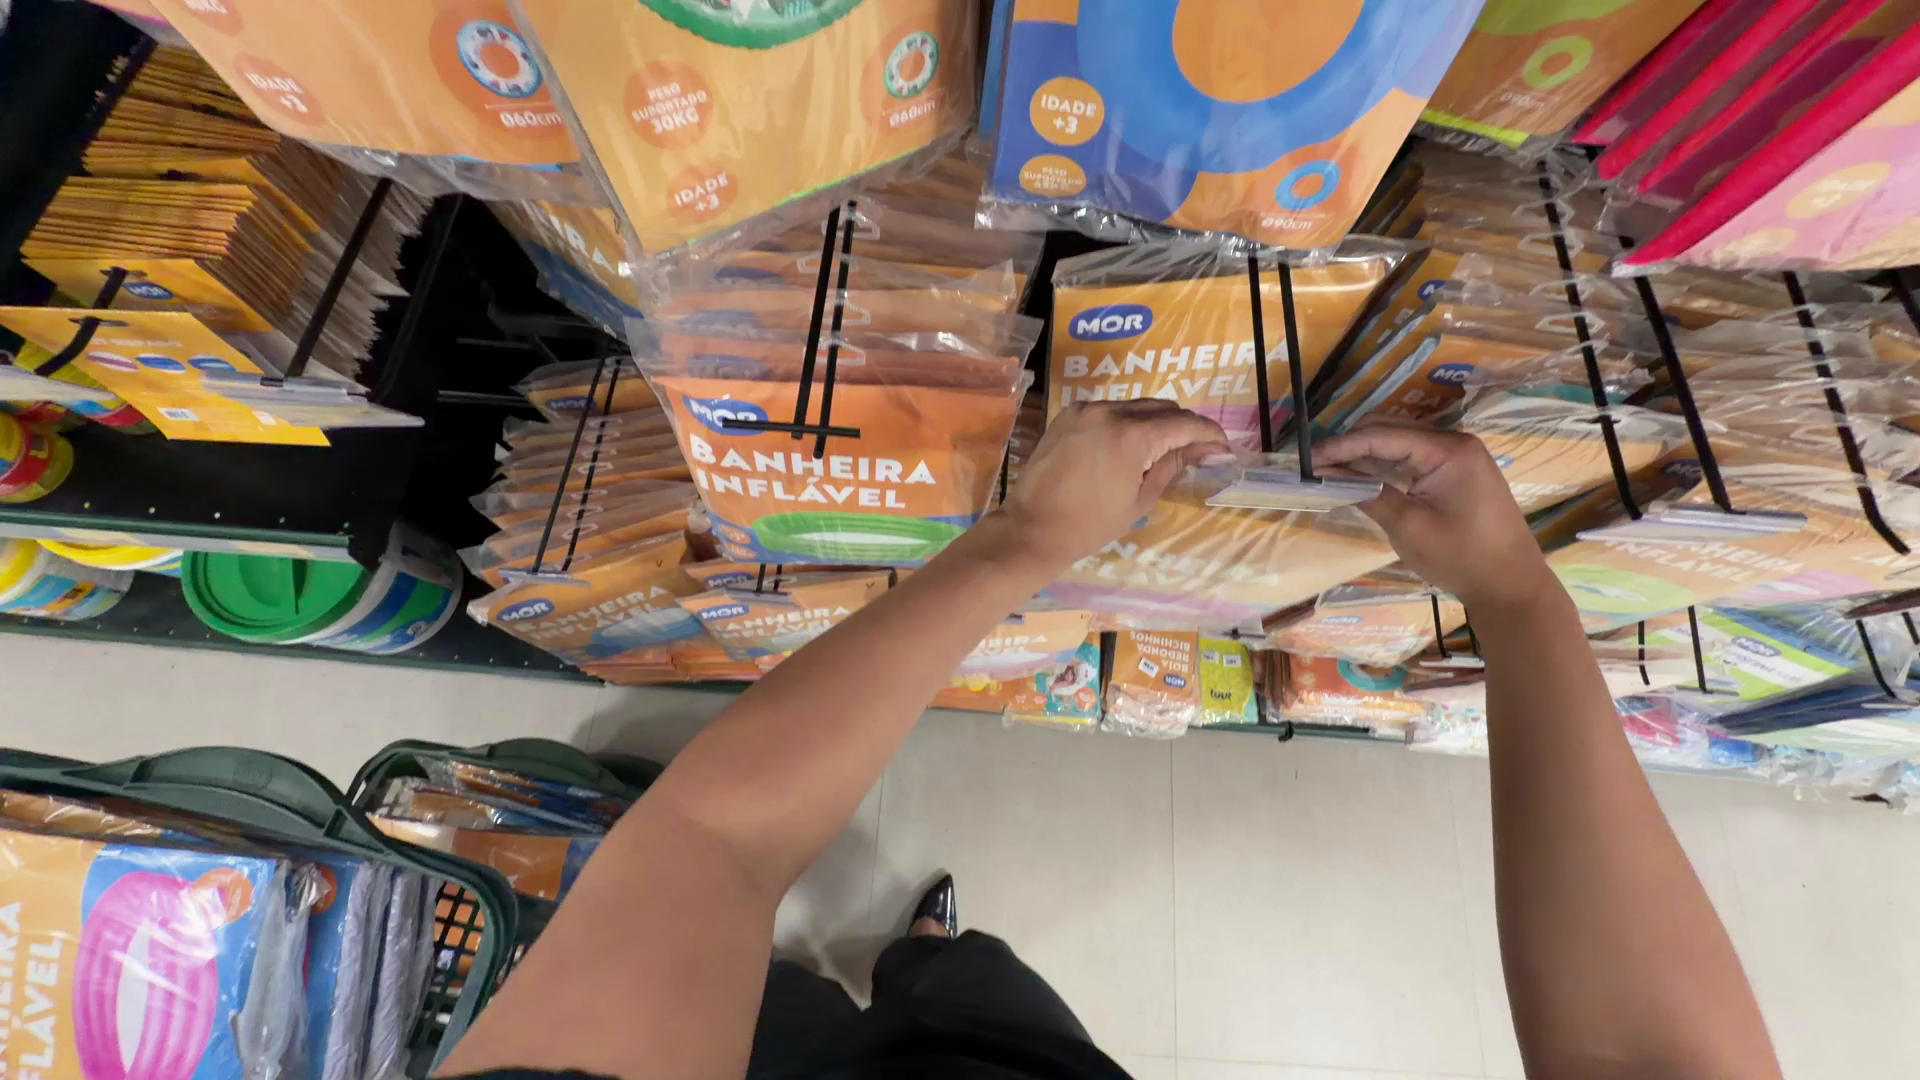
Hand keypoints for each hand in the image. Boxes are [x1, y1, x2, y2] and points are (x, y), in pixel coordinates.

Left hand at [996, 400, 1229, 569]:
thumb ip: (1174, 465)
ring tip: (1161, 450)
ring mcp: (1085, 410)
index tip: (1221, 447)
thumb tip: (1211, 450)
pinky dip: (1125, 422)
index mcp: (1131, 435)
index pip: (1183, 423)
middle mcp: (1109, 412)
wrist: (1032, 528)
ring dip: (1154, 422)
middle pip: (1161, 407)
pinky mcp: (1068, 415)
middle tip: (1195, 451)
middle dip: (1182, 426)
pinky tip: (1128, 447)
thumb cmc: (1090, 524)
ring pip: (1135, 405)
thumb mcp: (1140, 498)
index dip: (1208, 433)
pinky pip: (1109, 410)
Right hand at [1317, 422, 1550, 609]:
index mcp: (1447, 451)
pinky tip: (1358, 475)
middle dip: (1350, 444)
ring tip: (1329, 469)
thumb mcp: (1406, 526)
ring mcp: (1456, 455)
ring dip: (1363, 452)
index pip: (1382, 436)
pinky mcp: (1455, 470)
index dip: (1341, 446)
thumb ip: (1367, 493)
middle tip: (1315, 465)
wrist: (1509, 583)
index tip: (1307, 459)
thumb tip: (1328, 475)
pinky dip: (1382, 462)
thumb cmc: (1459, 556)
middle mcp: (1453, 443)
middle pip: (1389, 429)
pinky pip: (1410, 456)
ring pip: (1397, 441)